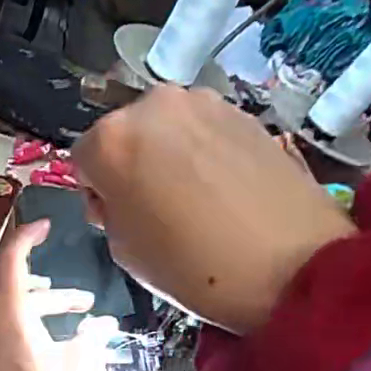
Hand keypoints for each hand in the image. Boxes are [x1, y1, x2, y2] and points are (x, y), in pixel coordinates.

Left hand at [0, 219, 103, 370]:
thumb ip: (87, 345)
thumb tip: (105, 326)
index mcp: (9, 313)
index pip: (13, 258)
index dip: (28, 236)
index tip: (45, 227)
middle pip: (17, 286)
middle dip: (53, 293)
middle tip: (82, 305)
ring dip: (28, 301)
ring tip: (52, 312)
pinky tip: (1, 322)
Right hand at [72, 85, 355, 333]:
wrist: (288, 266)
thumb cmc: (190, 267)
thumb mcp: (124, 250)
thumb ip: (110, 210)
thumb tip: (122, 192)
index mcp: (112, 140)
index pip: (82, 159)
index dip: (95, 192)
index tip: (114, 218)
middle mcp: (154, 105)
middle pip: (124, 135)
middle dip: (130, 167)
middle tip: (153, 211)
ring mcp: (204, 103)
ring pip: (165, 131)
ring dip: (166, 158)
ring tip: (192, 203)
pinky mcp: (244, 111)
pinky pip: (202, 132)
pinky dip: (201, 155)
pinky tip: (220, 192)